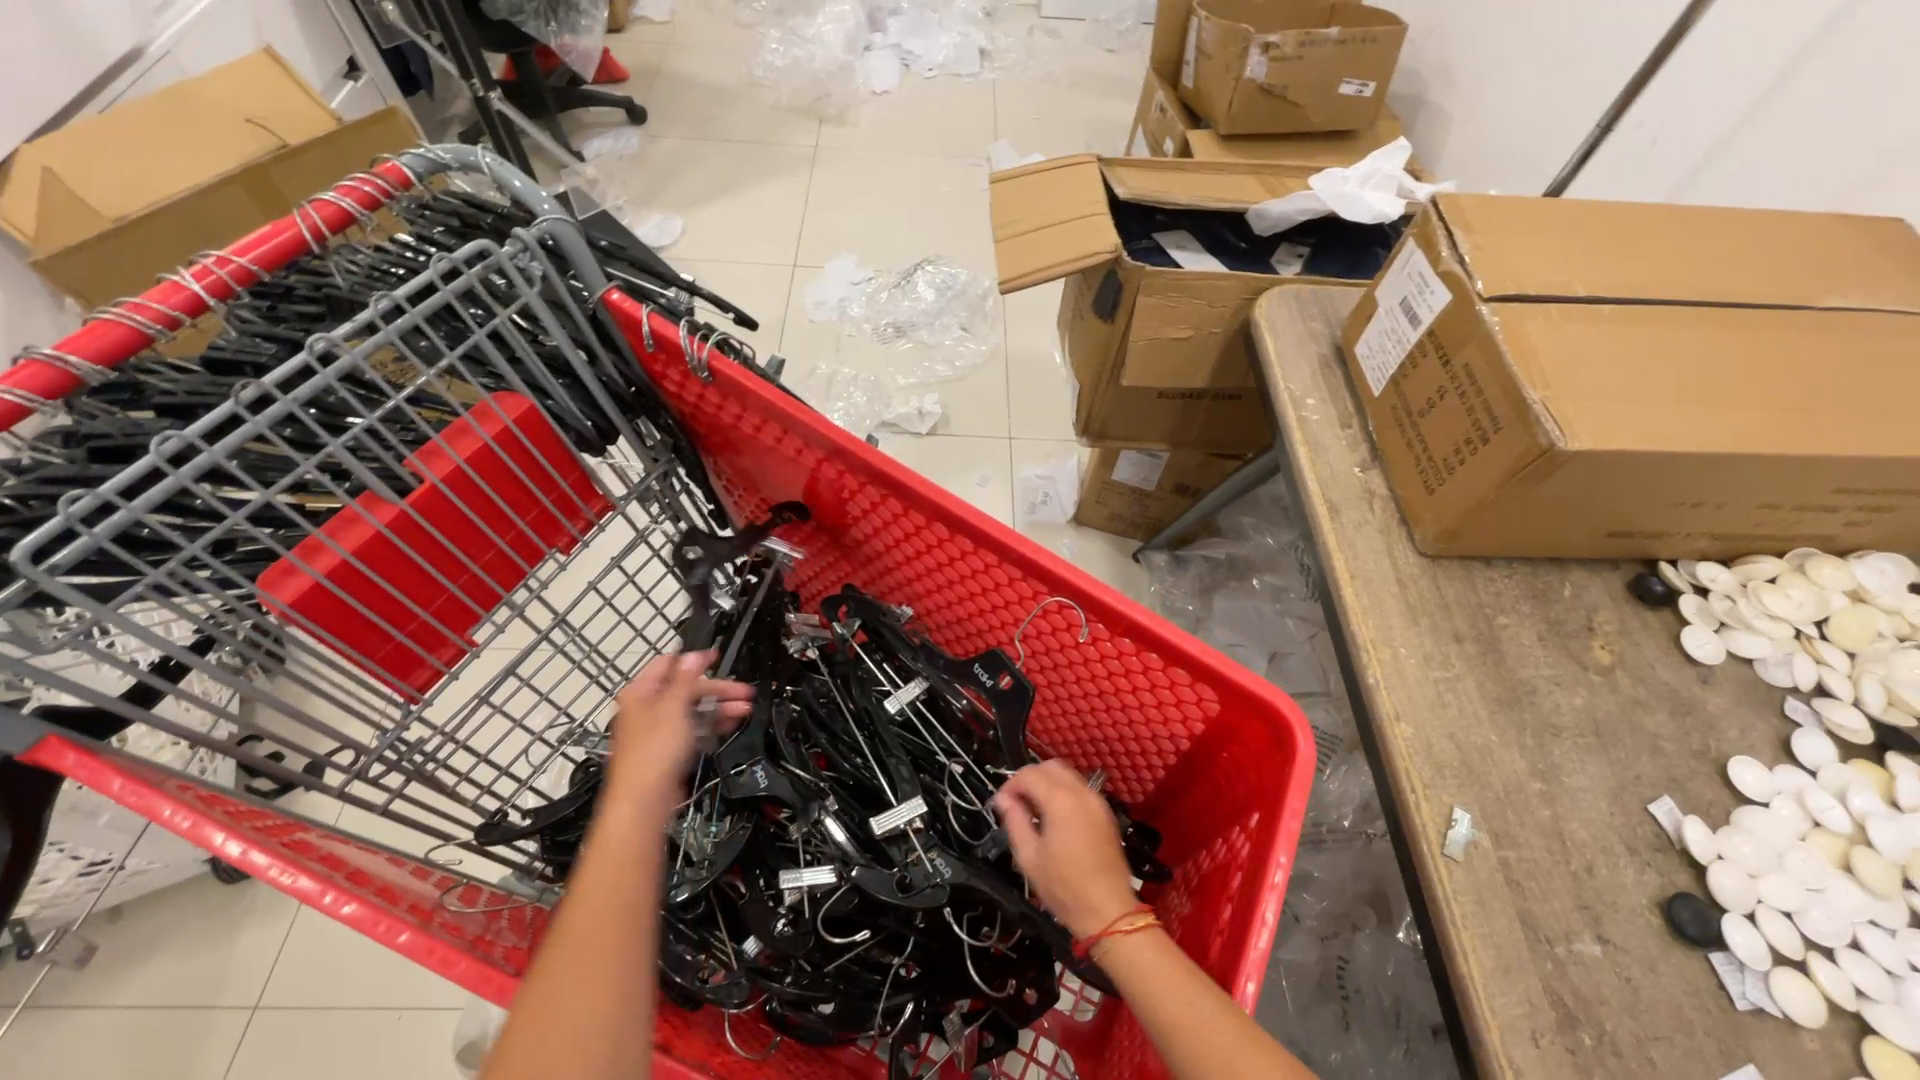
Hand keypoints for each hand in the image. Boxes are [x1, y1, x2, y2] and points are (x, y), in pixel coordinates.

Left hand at [605, 650, 752, 810]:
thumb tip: (692, 655)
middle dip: (716, 688)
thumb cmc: (654, 750)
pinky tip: (732, 723)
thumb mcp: (672, 707)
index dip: (694, 660)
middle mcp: (647, 708)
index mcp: (640, 692)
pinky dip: (712, 724)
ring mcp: (659, 730)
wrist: (644, 801)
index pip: (668, 664)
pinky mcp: (670, 750)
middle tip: (743, 690)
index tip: (718, 656)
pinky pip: (695, 729)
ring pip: (693, 710)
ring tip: (746, 708)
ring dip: (719, 706)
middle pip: (686, 688)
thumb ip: (685, 679)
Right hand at [993, 760, 1138, 939]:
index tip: (1001, 805)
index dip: (1010, 785)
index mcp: (1061, 801)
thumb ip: (1014, 821)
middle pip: (1050, 766)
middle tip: (1016, 803)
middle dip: (1029, 778)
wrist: (1108, 911)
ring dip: (1047, 783)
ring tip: (1033, 810)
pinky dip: (1063, 792)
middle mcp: (1082, 793)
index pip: (1029, 774)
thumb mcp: (1029, 857)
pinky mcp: (1106, 814)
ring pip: (1068, 775)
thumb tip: (1003, 800)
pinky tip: (1054, 818)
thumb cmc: (1064, 887)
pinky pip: (1080, 789)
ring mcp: (1098, 802)